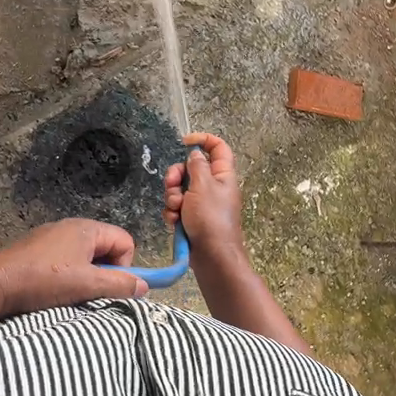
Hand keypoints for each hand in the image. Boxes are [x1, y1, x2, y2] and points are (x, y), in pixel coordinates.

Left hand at [0, 219, 147, 315]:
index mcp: (88, 228)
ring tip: (69, 292)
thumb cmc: (44, 280)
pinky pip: (65, 257)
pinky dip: (66, 273)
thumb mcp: (86, 285)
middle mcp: (72, 226)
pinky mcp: (36, 247)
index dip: (124, 265)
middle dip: (104, 271)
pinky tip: (51, 288)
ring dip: (85, 274)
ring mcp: (52, 235)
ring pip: (85, 255)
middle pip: (106, 247)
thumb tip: (145, 286)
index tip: (108, 285)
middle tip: (89, 291)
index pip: (125, 241)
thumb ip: (119, 284)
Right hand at [165, 133, 245, 265]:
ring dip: (172, 197)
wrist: (212, 256)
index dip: (203, 140)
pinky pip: (177, 207)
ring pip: (180, 189)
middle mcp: (213, 186)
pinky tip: (174, 222)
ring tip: (176, 210)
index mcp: (223, 175)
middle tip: (173, 185)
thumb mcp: (203, 186)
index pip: (218, 147)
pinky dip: (173, 213)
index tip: (184, 142)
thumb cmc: (210, 218)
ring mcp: (202, 203)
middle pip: (190, 169)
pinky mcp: (192, 218)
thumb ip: (197, 166)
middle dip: (176, 176)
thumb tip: (196, 154)